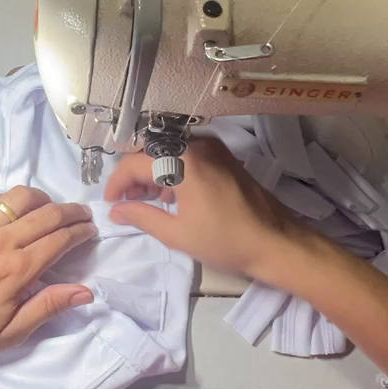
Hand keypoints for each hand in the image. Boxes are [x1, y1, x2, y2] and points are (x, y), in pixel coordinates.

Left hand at [0, 186, 97, 373]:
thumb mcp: (11, 333)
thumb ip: (48, 306)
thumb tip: (86, 291)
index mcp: (15, 271)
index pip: (59, 239)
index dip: (80, 232)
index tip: (91, 230)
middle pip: (46, 213)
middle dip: (70, 212)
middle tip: (82, 215)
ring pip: (19, 197)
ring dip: (42, 199)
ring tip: (52, 209)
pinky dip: (9, 198)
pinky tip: (15, 209)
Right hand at [106, 137, 323, 281]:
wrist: (276, 243)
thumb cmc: (225, 241)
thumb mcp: (177, 234)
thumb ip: (142, 217)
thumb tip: (117, 211)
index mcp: (182, 161)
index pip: (134, 163)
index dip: (117, 184)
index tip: (112, 204)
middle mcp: (197, 145)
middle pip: (151, 152)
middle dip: (134, 176)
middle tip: (127, 203)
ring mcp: (214, 149)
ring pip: (169, 152)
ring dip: (153, 172)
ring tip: (149, 202)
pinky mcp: (225, 157)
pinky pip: (188, 155)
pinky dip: (173, 170)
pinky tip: (173, 196)